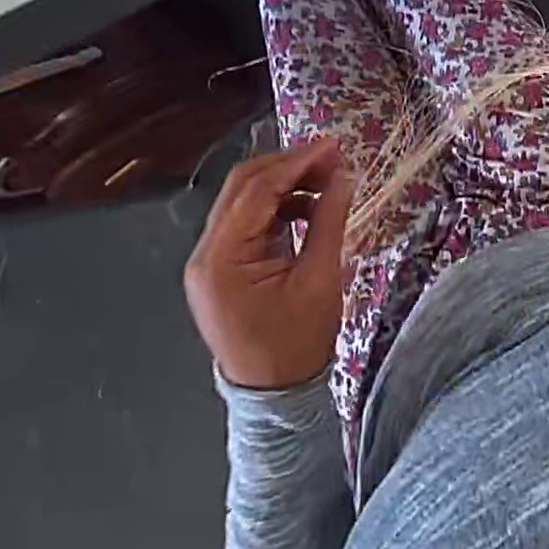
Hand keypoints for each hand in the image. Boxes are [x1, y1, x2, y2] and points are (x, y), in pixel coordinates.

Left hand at [184, 139, 352, 389]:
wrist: (274, 401)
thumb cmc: (297, 346)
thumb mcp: (319, 281)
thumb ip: (329, 222)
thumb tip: (343, 176)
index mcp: (220, 259)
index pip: (256, 191)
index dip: (296, 163)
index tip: (331, 147)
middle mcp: (205, 253)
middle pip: (242, 188)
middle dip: (288, 167)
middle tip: (330, 158)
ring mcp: (209, 259)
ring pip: (244, 201)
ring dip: (284, 185)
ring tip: (326, 182)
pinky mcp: (221, 265)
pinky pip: (248, 222)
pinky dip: (277, 208)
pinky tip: (308, 209)